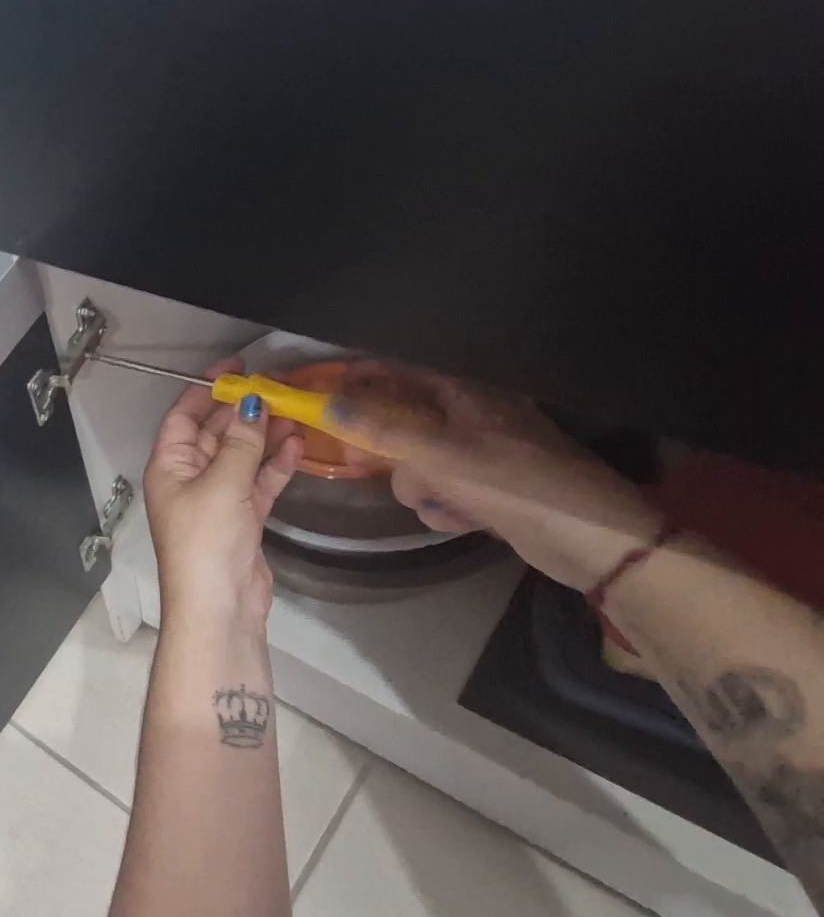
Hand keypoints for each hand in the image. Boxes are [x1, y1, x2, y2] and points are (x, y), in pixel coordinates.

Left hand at [145, 357, 303, 626]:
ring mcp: (216, 499)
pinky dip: (276, 465)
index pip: (183, 417)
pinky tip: (298, 444)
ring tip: (296, 410)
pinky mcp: (242, 518)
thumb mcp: (222, 484)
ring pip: (241, 456)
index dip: (206, 390)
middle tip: (279, 386)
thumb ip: (241, 443)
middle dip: (243, 410)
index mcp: (168, 467)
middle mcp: (188, 479)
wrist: (219, 604)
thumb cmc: (207, 541)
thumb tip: (252, 403)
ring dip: (265, 435)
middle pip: (215, 433)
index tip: (237, 369)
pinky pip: (258, 481)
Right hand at [330, 366, 662, 590]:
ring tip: (443, 502)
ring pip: (420, 467)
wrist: (591, 540)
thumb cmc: (513, 483)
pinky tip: (464, 520)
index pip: (405, 376)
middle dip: (394, 455)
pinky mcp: (490, 492)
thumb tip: (327, 405)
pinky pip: (443, 494)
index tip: (327, 396)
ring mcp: (483, 459)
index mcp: (468, 398)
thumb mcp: (437, 454)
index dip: (366, 382)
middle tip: (368, 466)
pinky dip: (447, 508)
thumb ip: (379, 429)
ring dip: (422, 489)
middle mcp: (474, 422)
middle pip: (405, 427)